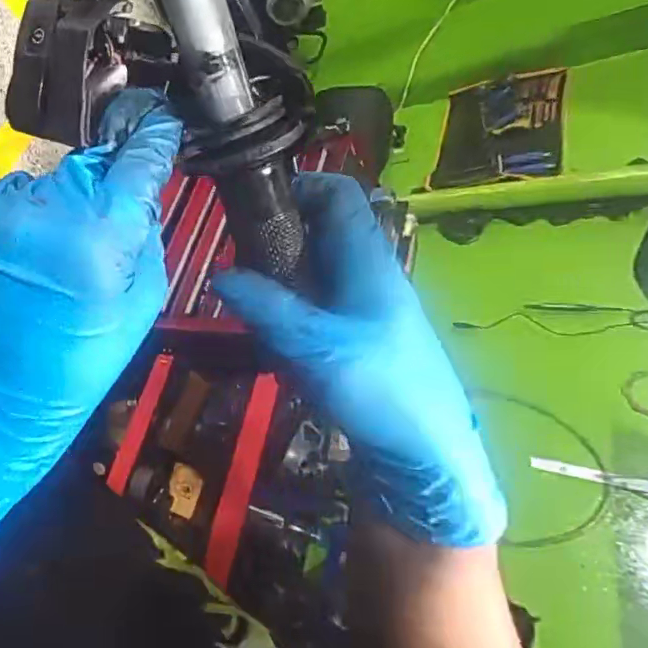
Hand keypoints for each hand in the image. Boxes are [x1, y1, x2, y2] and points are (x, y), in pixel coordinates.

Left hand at [0, 87, 181, 539]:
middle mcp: (45, 211)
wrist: (8, 392)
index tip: (155, 119)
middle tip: (94, 237)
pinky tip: (22, 262)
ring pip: (43, 186)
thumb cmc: (86, 352)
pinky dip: (20, 223)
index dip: (151, 136)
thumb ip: (145, 231)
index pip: (135, 159)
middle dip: (98, 193)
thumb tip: (138, 188)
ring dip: (54, 209)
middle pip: (85, 171)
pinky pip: (8, 203)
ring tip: (51, 260)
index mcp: (99, 233)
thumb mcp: (145, 297)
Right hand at [214, 172, 505, 546]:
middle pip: (317, 235)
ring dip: (276, 287)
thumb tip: (220, 273)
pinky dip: (286, 321)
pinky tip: (269, 346)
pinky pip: (311, 315)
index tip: (253, 202)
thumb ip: (268, 308)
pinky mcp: (352, 344)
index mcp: (369, 261)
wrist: (427, 462)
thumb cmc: (384, 391)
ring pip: (310, 277)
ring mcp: (360, 312)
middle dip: (275, 242)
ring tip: (245, 308)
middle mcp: (365, 278)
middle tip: (237, 264)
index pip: (339, 195)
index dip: (300, 186)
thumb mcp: (318, 346)